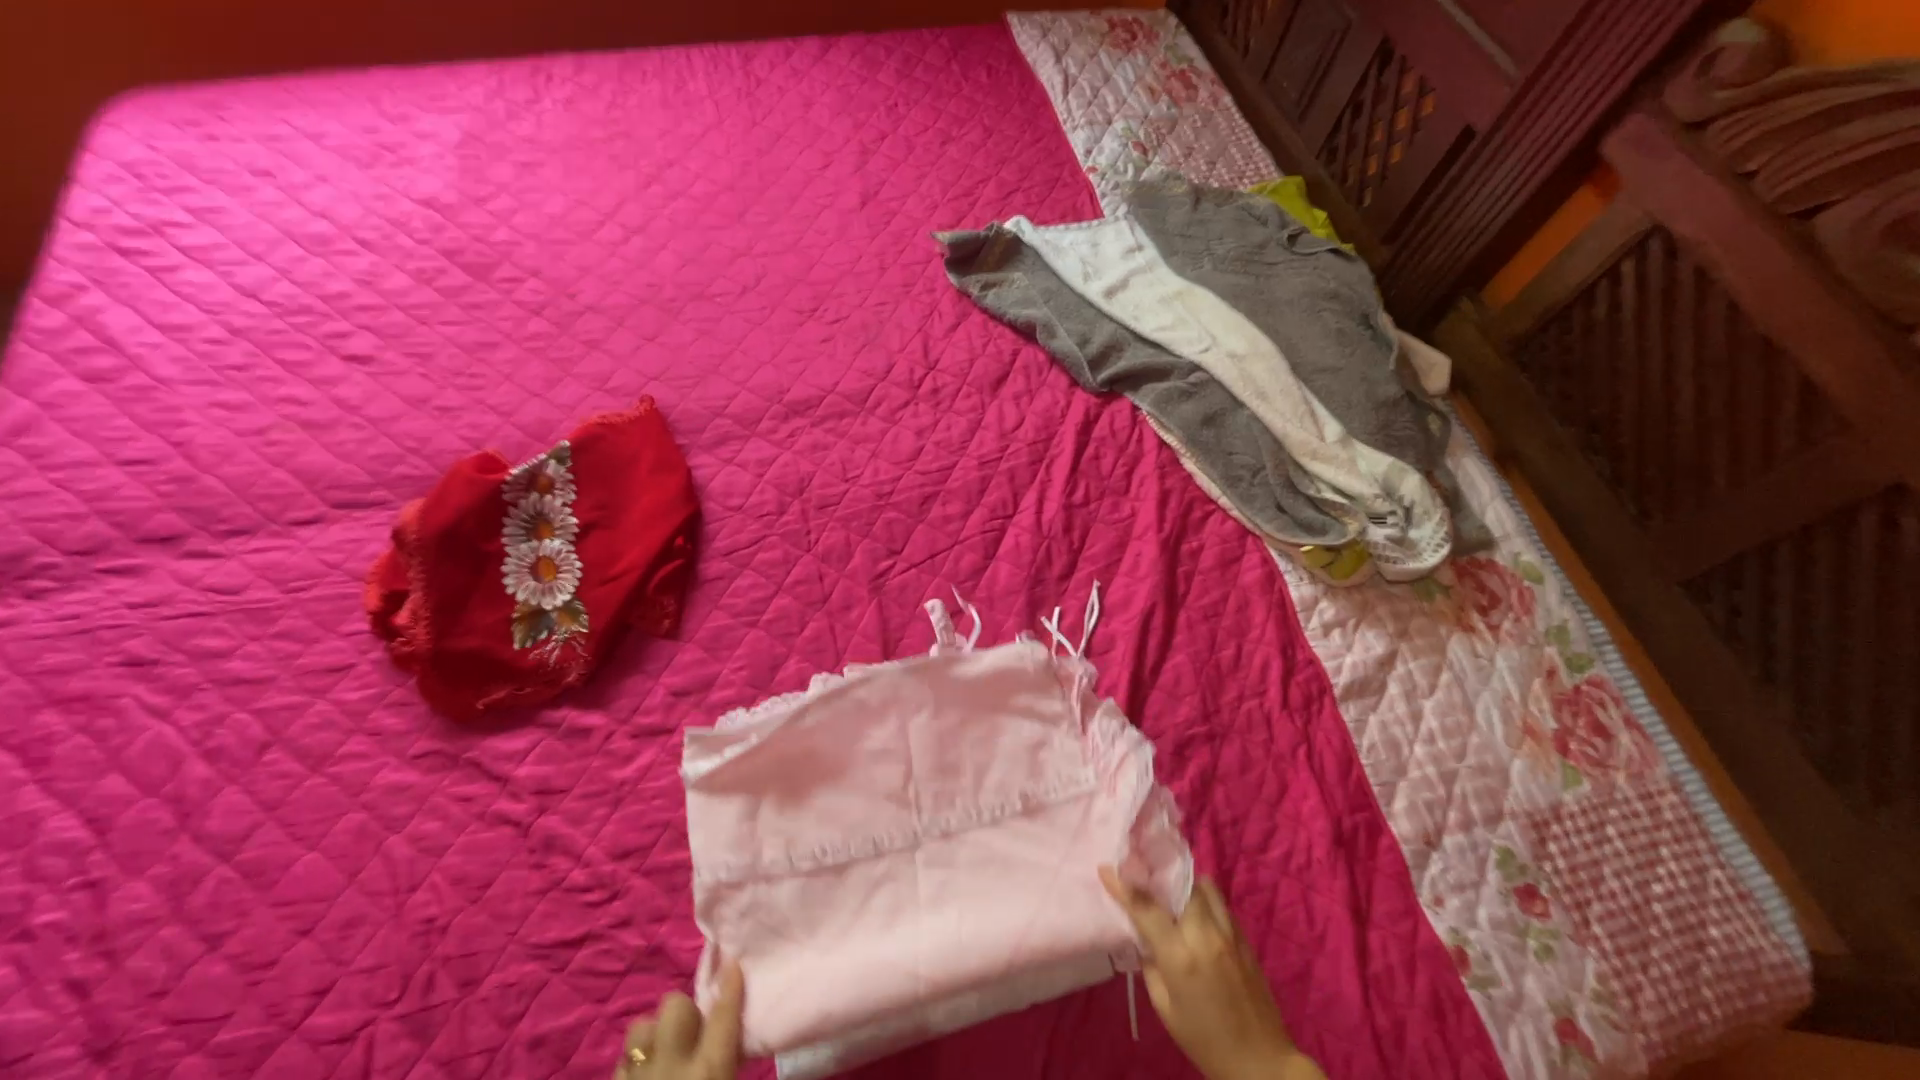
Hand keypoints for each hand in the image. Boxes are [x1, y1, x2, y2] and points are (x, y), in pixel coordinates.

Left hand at [613, 962, 744, 1079]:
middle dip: (683, 1011)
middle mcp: (671, 1064)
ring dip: (654, 1033)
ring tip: (663, 1048)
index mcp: (708, 1069)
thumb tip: (732, 1031)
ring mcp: (637, 1074)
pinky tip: (645, 1069)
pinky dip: (635, 1058)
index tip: (732, 962)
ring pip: (641, 1026)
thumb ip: (728, 1057)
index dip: (729, 985)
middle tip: (693, 1031)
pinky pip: (622, 1057)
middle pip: (674, 1005)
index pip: (722, 1016)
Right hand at [1100, 868, 1324, 1079]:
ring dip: (1185, 885)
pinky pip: (1221, 905)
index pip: (1146, 908)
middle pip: (1180, 886)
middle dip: (1158, 877)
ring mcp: (1230, 934)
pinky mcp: (1246, 940)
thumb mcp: (1165, 1008)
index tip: (1106, 868)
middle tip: (1141, 875)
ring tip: (1171, 891)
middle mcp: (1206, 936)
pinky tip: (1196, 913)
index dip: (1123, 885)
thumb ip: (1151, 967)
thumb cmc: (1205, 1041)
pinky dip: (1205, 900)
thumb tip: (1144, 940)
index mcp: (1180, 957)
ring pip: (1205, 888)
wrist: (1261, 1060)